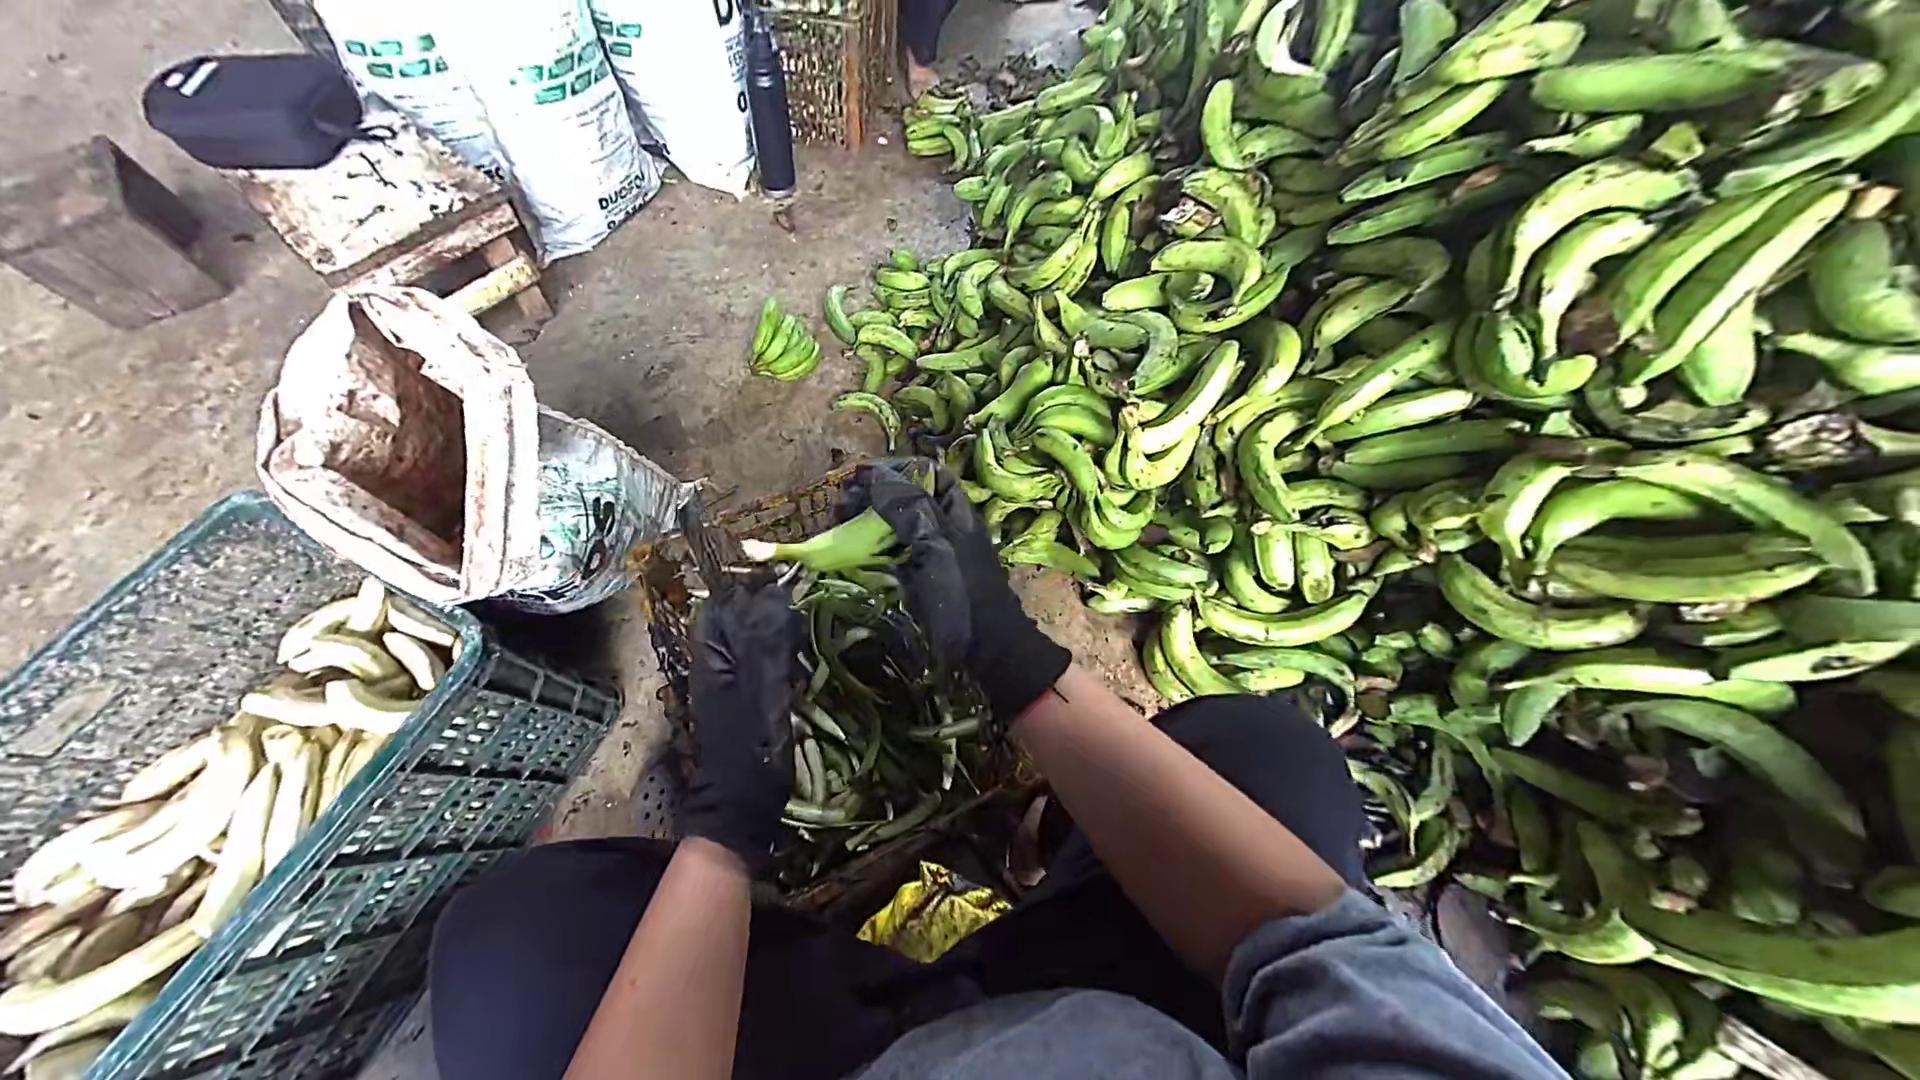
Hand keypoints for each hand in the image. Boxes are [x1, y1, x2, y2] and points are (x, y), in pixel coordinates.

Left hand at [683, 579, 802, 870]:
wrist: (741, 801)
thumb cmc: (752, 745)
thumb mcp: (764, 689)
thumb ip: (767, 642)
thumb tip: (777, 595)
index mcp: (712, 656)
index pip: (726, 603)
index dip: (754, 588)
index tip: (788, 579)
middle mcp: (714, 663)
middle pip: (736, 618)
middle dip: (765, 603)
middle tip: (801, 597)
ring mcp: (726, 681)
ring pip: (747, 637)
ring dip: (771, 626)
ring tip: (801, 619)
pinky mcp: (741, 697)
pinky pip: (756, 659)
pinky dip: (775, 651)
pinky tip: (795, 655)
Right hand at [840, 459, 1069, 722]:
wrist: (983, 646)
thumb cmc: (962, 589)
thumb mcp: (937, 542)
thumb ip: (909, 507)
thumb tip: (874, 476)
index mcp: (955, 511)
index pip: (926, 473)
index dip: (895, 469)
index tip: (860, 475)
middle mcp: (943, 527)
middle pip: (906, 498)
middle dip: (873, 495)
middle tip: (841, 503)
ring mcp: (930, 553)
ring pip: (895, 526)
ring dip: (867, 521)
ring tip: (838, 524)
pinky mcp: (918, 579)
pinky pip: (890, 555)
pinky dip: (870, 549)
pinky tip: (850, 551)